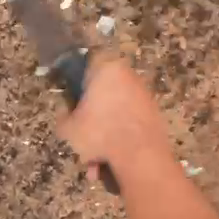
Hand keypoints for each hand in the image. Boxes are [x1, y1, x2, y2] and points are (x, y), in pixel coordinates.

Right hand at [56, 56, 168, 172]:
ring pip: (116, 109)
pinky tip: (111, 159)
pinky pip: (129, 122)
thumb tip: (67, 111)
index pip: (88, 59)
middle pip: (104, 88)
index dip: (77, 75)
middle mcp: (128, 75)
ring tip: (95, 158)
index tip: (71, 93)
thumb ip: (63, 115)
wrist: (140, 156)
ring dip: (105, 130)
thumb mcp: (67, 129)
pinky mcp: (154, 113)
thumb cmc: (99, 135)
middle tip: (82, 130)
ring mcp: (144, 94)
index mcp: (106, 69)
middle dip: (92, 111)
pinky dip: (120, 137)